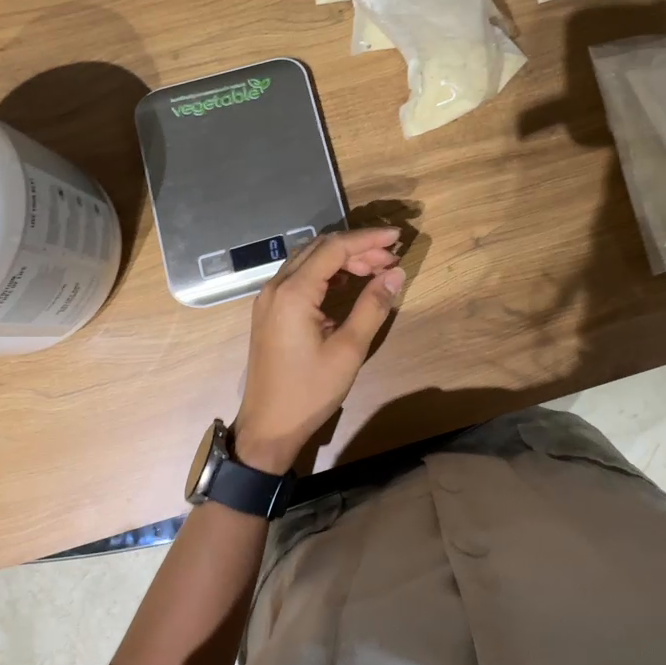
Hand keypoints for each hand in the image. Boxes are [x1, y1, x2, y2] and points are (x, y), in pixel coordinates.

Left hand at [232, 229, 403, 473]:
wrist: (267, 427)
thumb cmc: (309, 392)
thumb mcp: (348, 351)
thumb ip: (371, 307)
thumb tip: (395, 274)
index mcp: (293, 293)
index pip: (334, 248)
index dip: (367, 239)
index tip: (397, 238)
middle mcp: (276, 286)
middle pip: (320, 248)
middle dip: (357, 247)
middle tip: (390, 259)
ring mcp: (269, 298)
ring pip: (308, 259)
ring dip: (341, 257)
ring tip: (375, 269)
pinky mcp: (270, 310)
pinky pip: (299, 275)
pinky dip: (325, 271)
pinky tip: (347, 282)